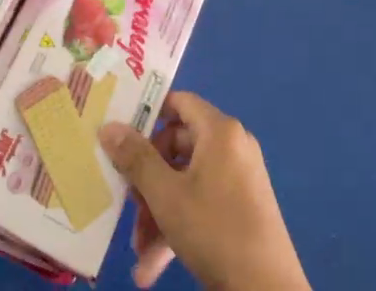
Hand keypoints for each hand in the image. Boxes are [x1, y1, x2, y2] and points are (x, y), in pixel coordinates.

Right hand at [99, 93, 308, 290]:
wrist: (266, 290)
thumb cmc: (214, 229)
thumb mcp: (166, 194)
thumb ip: (135, 158)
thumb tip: (108, 126)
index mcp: (220, 132)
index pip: (179, 102)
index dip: (148, 114)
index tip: (120, 134)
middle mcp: (232, 147)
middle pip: (176, 148)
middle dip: (147, 181)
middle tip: (127, 204)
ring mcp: (238, 179)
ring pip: (185, 183)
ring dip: (157, 214)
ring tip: (139, 250)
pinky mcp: (240, 208)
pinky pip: (200, 204)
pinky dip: (177, 227)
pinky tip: (153, 266)